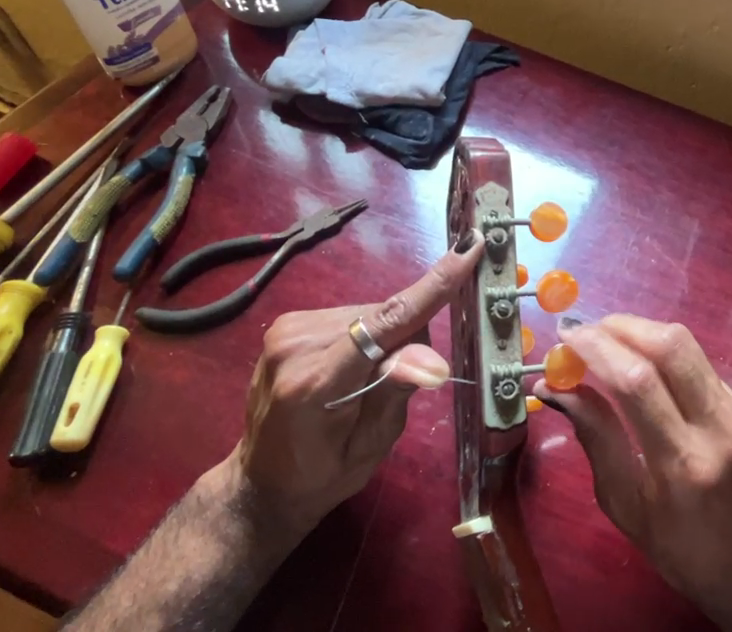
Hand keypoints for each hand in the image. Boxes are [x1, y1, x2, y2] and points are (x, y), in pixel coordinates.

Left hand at [226, 230, 483, 541]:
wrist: (262, 482)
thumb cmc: (324, 474)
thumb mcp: (370, 448)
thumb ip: (395, 395)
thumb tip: (429, 360)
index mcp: (317, 382)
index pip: (386, 323)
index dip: (432, 287)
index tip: (469, 248)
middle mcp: (298, 345)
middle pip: (387, 318)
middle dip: (404, 343)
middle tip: (387, 388)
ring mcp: (288, 329)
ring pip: (373, 314)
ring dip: (383, 341)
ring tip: (361, 384)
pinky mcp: (289, 322)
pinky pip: (354, 315)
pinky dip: (364, 337)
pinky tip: (347, 368)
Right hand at [538, 315, 731, 628]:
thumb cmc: (682, 549)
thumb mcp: (626, 506)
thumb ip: (596, 439)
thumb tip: (556, 389)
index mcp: (682, 462)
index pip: (638, 383)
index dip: (597, 350)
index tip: (564, 339)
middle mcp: (714, 424)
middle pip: (669, 346)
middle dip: (618, 327)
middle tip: (581, 334)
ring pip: (685, 342)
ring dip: (638, 329)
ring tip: (601, 341)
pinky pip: (694, 359)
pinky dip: (658, 347)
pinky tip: (634, 358)